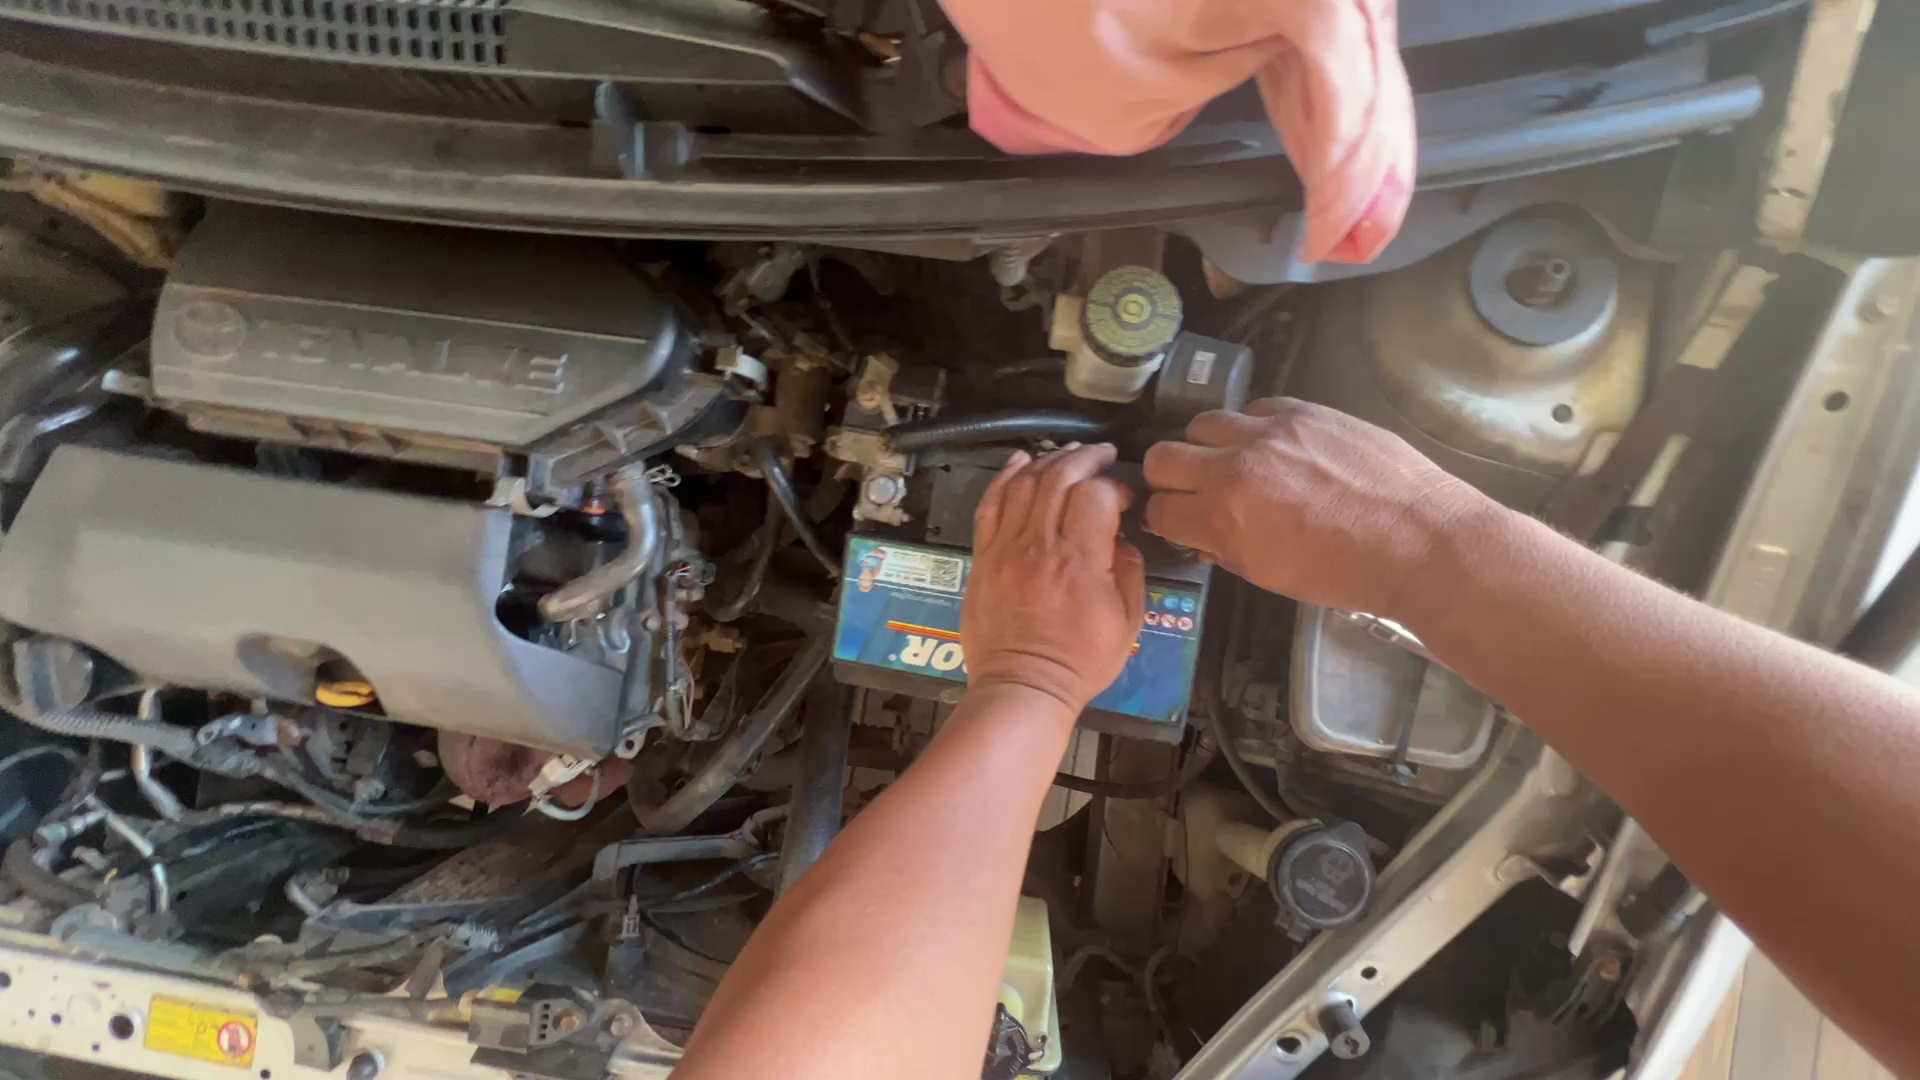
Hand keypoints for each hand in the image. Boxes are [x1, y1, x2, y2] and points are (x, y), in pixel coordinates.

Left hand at [962, 443, 1147, 713]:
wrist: (1022, 685)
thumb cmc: (1079, 660)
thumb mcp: (1128, 622)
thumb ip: (1130, 571)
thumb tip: (1122, 540)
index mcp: (1080, 559)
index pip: (1096, 494)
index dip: (1114, 486)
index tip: (1124, 498)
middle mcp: (1040, 544)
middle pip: (1059, 477)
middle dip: (1085, 458)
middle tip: (1102, 455)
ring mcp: (1006, 547)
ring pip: (1024, 483)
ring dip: (1048, 461)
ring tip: (1068, 454)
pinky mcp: (984, 556)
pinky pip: (990, 504)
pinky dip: (1004, 477)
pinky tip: (1019, 462)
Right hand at [1142, 399, 1489, 618]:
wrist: (1419, 540)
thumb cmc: (1342, 573)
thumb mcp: (1267, 576)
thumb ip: (1221, 549)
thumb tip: (1200, 532)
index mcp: (1222, 519)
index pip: (1158, 510)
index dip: (1162, 519)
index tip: (1175, 522)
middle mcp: (1233, 469)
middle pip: (1161, 457)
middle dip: (1168, 479)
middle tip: (1191, 489)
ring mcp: (1268, 433)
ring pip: (1200, 423)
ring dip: (1207, 446)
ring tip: (1232, 461)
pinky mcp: (1302, 410)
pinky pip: (1252, 408)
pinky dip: (1252, 428)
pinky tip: (1273, 446)